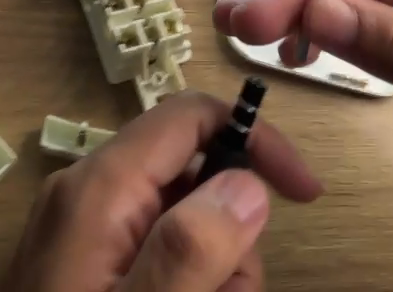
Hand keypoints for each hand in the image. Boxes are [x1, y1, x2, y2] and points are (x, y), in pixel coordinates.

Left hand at [1, 91, 321, 291]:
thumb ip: (191, 251)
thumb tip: (245, 183)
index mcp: (100, 186)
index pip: (187, 116)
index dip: (252, 137)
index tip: (304, 193)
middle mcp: (91, 191)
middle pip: (194, 178)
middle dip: (232, 241)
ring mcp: (88, 228)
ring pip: (186, 224)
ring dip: (216, 277)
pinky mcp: (90, 261)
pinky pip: (160, 253)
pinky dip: (189, 284)